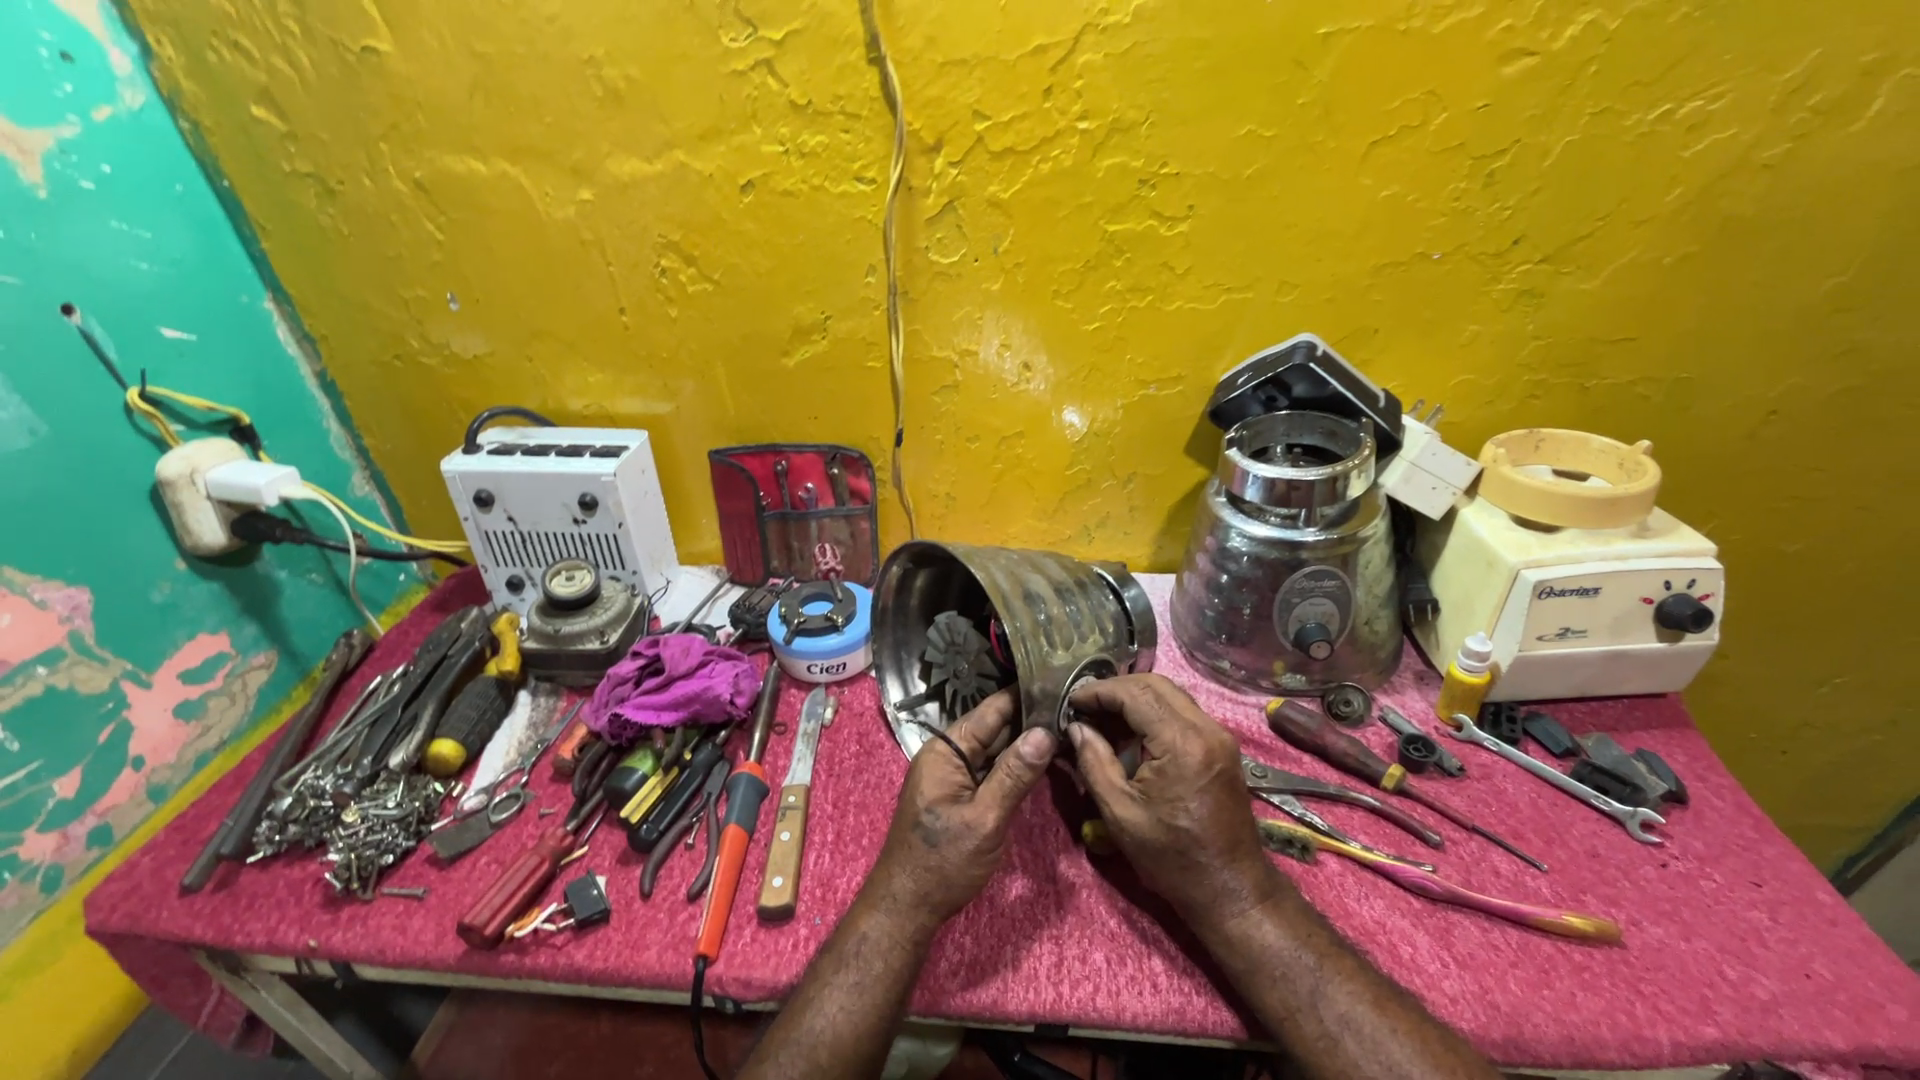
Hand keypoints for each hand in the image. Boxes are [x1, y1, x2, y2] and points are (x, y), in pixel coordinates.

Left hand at [867, 689, 1056, 927]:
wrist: (908, 906)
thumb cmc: (942, 863)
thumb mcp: (984, 819)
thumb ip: (1015, 775)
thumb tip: (1045, 731)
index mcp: (945, 751)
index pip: (991, 711)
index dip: (1024, 696)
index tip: (1060, 681)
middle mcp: (948, 756)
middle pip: (994, 728)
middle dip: (1031, 718)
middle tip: (1075, 705)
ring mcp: (954, 777)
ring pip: (995, 750)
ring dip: (1026, 742)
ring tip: (1068, 724)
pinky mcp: (962, 796)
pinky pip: (991, 771)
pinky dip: (1016, 766)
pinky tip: (1045, 760)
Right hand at [1067, 674, 1286, 926]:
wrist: (1228, 887)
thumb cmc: (1170, 856)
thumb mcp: (1120, 812)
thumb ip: (1094, 762)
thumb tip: (1076, 727)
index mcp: (1181, 743)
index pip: (1135, 693)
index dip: (1099, 692)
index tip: (1071, 701)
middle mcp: (1206, 729)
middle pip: (1156, 685)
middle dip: (1116, 689)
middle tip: (1084, 705)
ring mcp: (1219, 736)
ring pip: (1171, 695)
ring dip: (1135, 698)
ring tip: (1102, 716)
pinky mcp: (1221, 747)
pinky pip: (1183, 713)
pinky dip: (1154, 712)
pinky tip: (1130, 730)